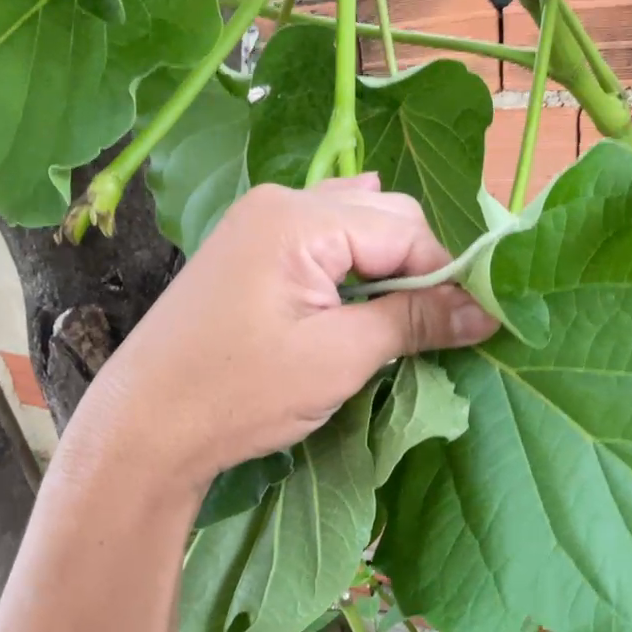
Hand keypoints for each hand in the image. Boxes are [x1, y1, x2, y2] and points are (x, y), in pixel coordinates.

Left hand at [71, 176, 498, 491]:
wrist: (144, 427)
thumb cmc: (240, 394)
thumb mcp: (339, 358)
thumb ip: (414, 322)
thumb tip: (487, 311)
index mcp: (300, 217)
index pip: (406, 229)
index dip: (450, 275)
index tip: (479, 323)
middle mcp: (280, 204)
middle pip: (383, 219)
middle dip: (422, 269)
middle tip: (442, 327)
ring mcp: (259, 226)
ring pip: (355, 229)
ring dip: (391, 268)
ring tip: (408, 317)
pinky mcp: (250, 255)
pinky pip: (323, 245)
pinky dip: (355, 269)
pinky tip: (366, 295)